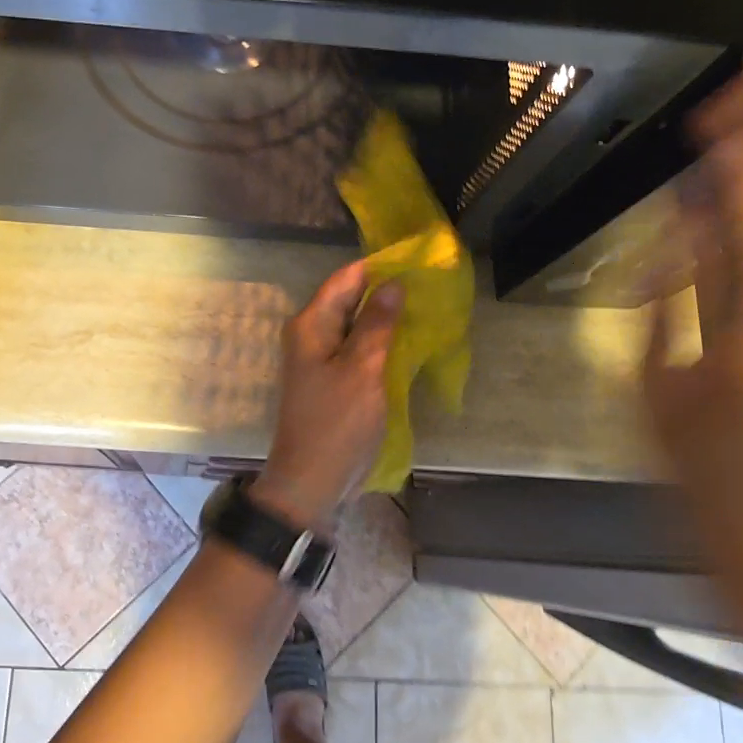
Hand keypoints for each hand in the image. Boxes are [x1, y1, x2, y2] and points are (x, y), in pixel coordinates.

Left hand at [254, 260, 403, 529]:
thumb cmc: (336, 424)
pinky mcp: (331, 380)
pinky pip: (357, 349)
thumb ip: (376, 324)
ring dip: (385, 318)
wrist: (311, 482)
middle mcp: (311, 334)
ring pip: (355, 325)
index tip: (418, 259)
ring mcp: (320, 358)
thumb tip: (393, 284)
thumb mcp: (362, 370)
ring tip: (427, 308)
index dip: (379, 267)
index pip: (346, 278)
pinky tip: (408, 342)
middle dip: (385, 291)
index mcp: (311, 325)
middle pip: (350, 299)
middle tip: (431, 284)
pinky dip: (380, 343)